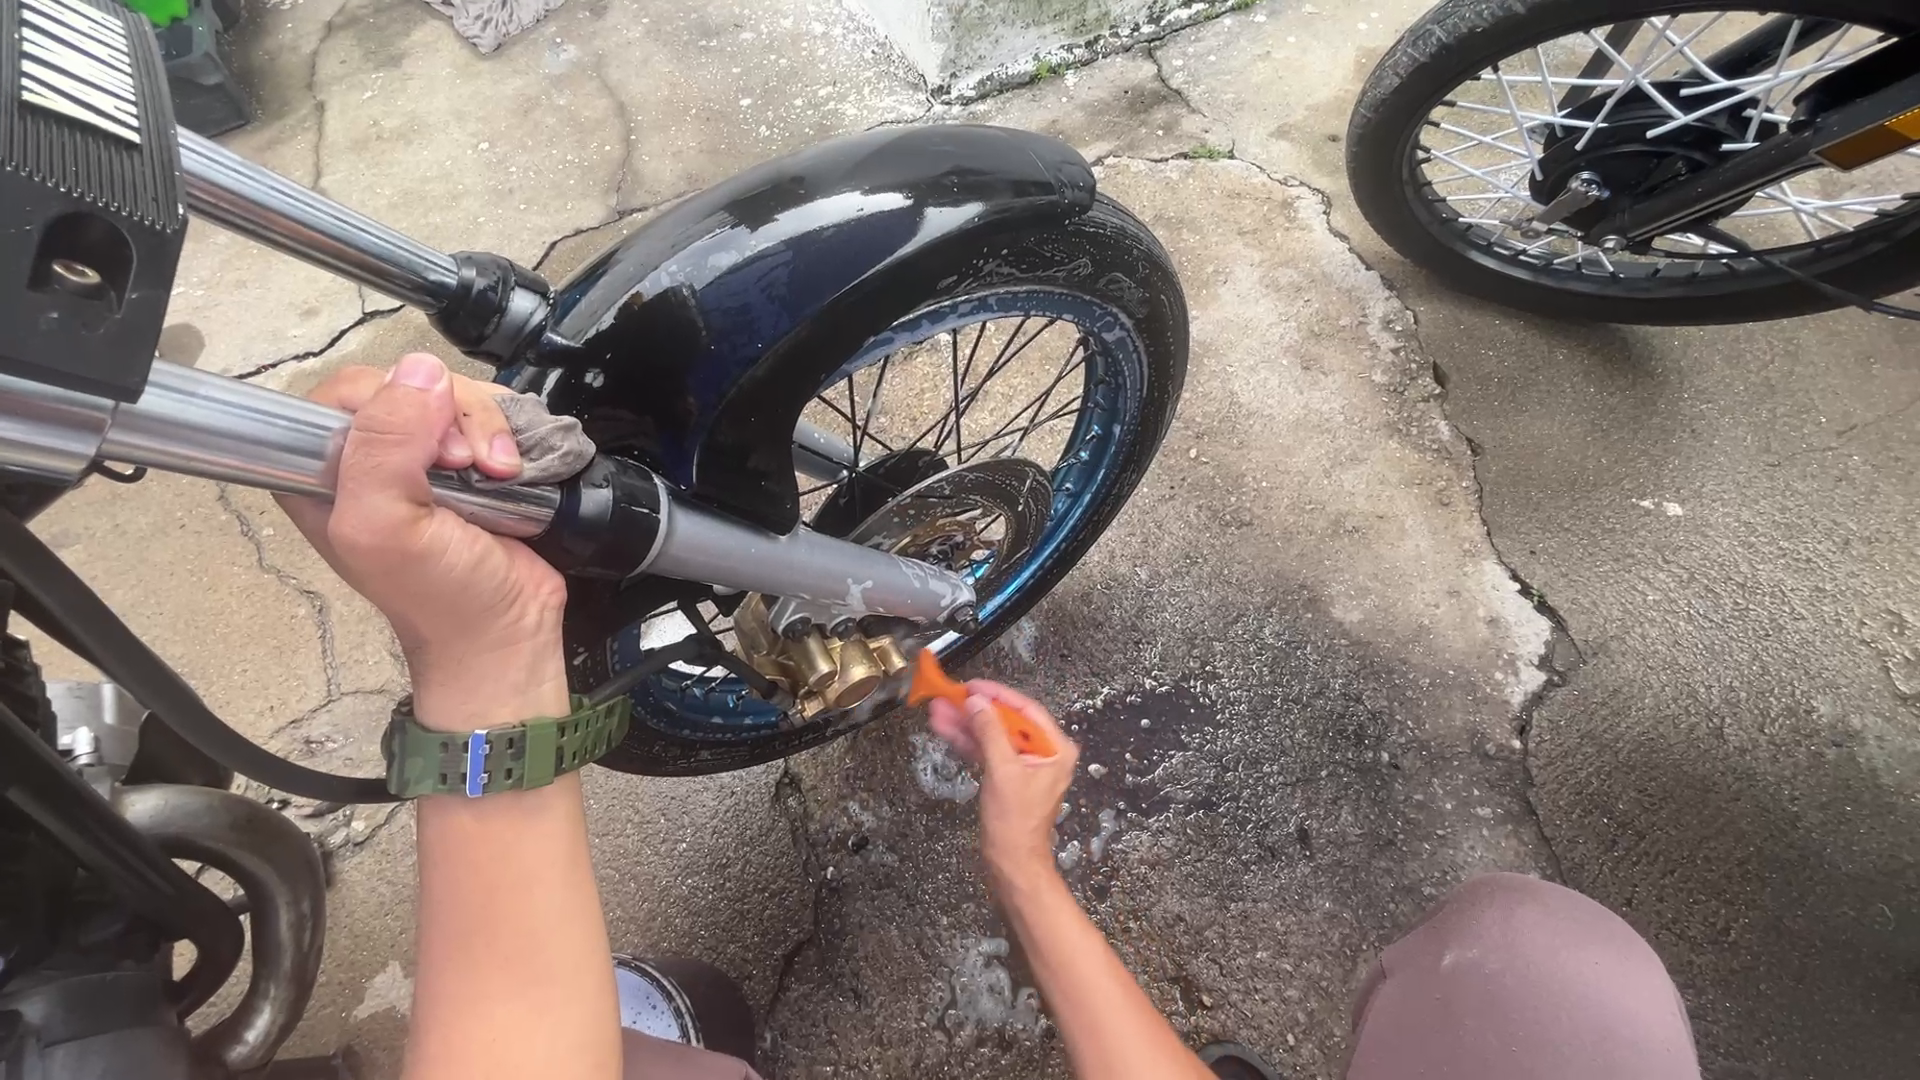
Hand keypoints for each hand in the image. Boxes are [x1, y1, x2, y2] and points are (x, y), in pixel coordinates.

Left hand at [276, 354, 568, 727]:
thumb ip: (385, 447)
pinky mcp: (484, 468)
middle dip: (461, 418)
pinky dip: (518, 434)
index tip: (441, 453)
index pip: (351, 391)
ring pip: (463, 398)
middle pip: (416, 386)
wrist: (509, 629)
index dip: (401, 405)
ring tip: (508, 473)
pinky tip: (521, 467)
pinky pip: (500, 420)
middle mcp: (379, 458)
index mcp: (327, 470)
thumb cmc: (439, 593)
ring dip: (496, 430)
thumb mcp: (386, 527)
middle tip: (481, 467)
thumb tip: (423, 370)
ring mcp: (436, 461)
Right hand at [929, 680, 1078, 888]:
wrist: (1011, 864)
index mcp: (1055, 749)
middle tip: (949, 696)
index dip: (997, 695)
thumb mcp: (1002, 771)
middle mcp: (1043, 753)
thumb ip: (990, 732)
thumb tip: (976, 702)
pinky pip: (987, 751)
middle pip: (1006, 721)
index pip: (1025, 710)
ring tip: (938, 710)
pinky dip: (968, 741)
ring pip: (992, 735)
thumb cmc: (1015, 823)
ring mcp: (1024, 765)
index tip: (973, 685)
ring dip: (966, 723)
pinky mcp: (1006, 776)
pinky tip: (946, 729)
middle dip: (975, 710)